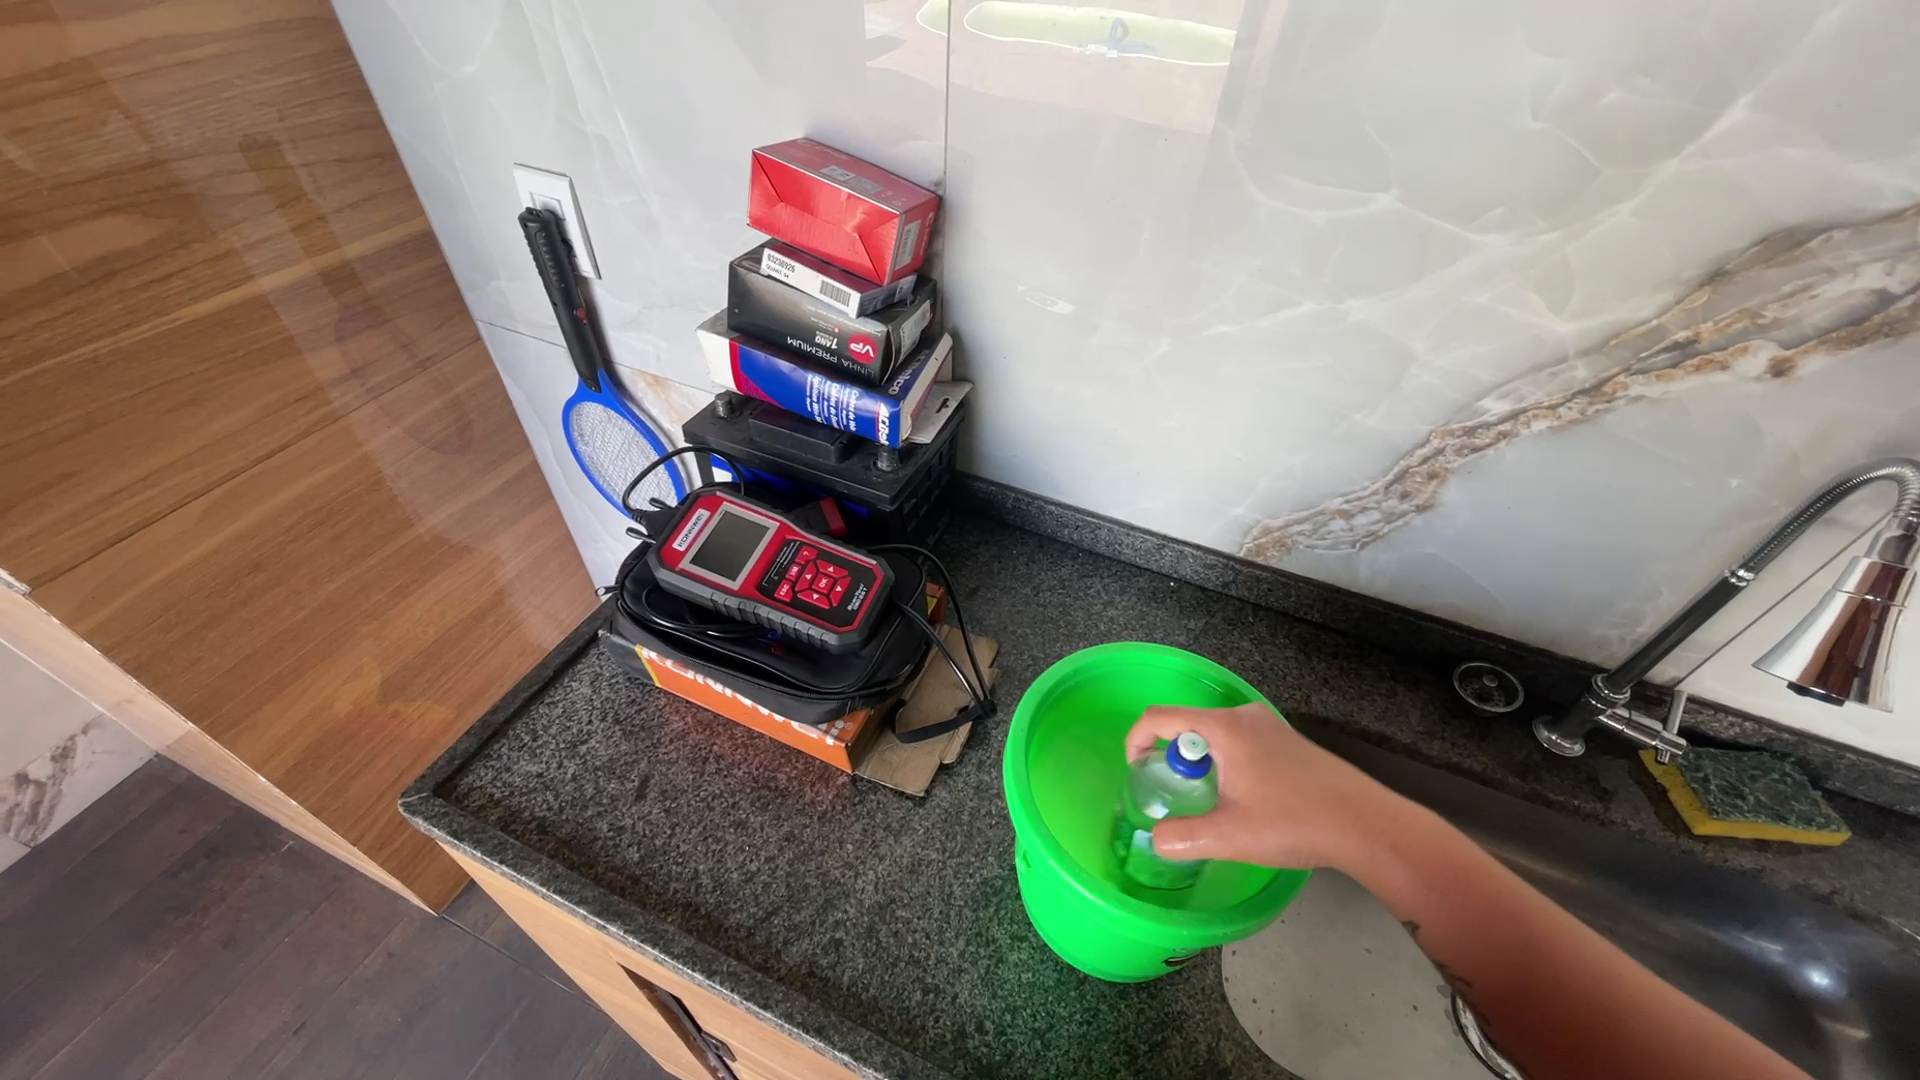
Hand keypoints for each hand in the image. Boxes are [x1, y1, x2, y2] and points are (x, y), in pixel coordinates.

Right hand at [1126, 704, 1425, 870]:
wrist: (1369, 826)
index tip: (1137, 771)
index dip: (1136, 740)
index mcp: (1225, 727)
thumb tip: (1156, 839)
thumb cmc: (1295, 822)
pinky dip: (1224, 763)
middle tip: (1174, 794)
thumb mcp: (1229, 836)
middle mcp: (1245, 716)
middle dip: (1170, 756)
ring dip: (1199, 762)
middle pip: (1187, 724)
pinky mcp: (1288, 742)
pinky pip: (1238, 742)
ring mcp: (1270, 726)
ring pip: (1214, 735)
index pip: (1160, 717)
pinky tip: (1244, 800)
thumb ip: (1181, 837)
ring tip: (1209, 801)